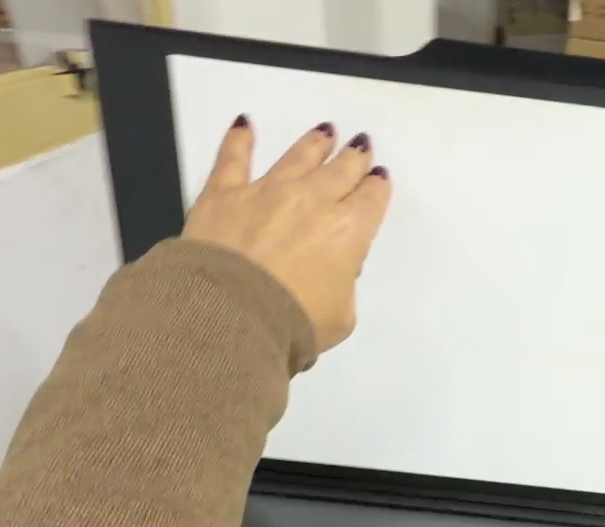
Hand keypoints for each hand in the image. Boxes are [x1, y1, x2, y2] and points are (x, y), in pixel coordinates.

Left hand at [183, 117, 391, 352]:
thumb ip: (343, 288)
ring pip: (297, 158)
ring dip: (314, 144)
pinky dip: (240, 140)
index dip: (377, 189)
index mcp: (347, 233)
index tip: (379, 181)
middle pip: (340, 172)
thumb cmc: (292, 323)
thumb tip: (333, 274)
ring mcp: (266, 193)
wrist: (232, 315)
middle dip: (353, 158)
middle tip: (360, 146)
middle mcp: (311, 203)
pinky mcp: (225, 194)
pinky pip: (234, 158)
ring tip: (324, 133)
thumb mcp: (341, 317)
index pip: (370, 202)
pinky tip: (244, 126)